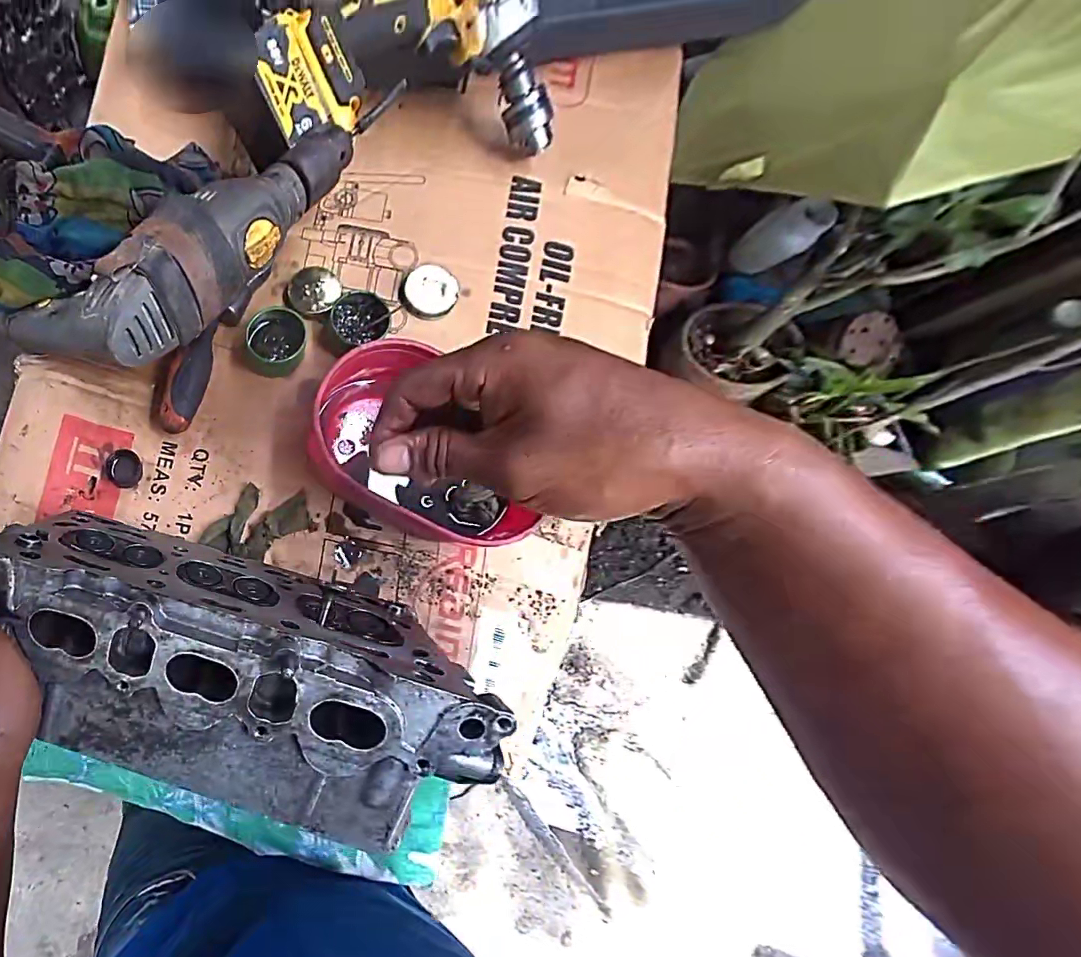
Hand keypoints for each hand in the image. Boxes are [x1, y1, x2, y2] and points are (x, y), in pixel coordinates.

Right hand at [366, 331, 799, 520]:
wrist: (700, 455)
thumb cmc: (599, 456)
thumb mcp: (507, 464)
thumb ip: (439, 455)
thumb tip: (383, 456)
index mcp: (494, 357)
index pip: (414, 384)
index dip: (388, 427)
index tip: (380, 469)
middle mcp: (514, 351)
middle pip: (440, 390)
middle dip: (418, 435)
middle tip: (412, 481)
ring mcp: (541, 367)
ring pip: (471, 403)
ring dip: (451, 440)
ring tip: (448, 480)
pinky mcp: (561, 388)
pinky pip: (502, 408)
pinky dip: (483, 437)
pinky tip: (487, 467)